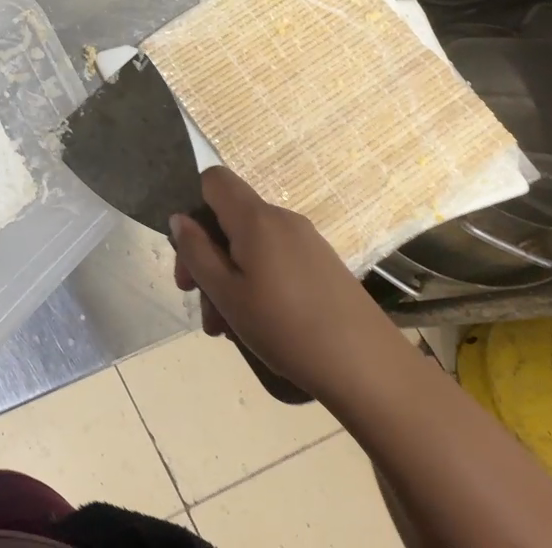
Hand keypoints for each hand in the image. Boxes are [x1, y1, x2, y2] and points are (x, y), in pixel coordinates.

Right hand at [170, 166, 411, 400]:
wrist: (372, 372)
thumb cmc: (287, 329)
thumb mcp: (226, 293)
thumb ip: (195, 251)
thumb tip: (179, 219)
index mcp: (256, 219)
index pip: (213, 179)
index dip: (191, 201)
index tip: (185, 245)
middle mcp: (283, 221)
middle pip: (228, 218)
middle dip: (204, 253)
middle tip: (192, 294)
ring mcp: (307, 244)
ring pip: (249, 246)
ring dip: (227, 277)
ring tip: (223, 326)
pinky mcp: (323, 267)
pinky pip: (273, 261)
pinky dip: (254, 283)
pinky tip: (252, 324)